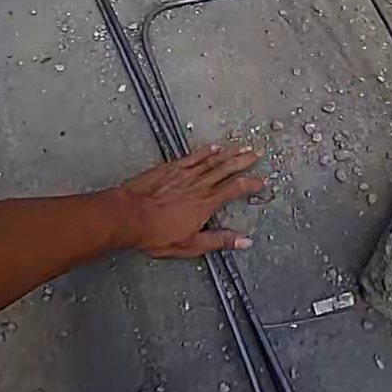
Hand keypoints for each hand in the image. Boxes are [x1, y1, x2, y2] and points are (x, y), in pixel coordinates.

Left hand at [108, 145, 264, 257]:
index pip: (235, 189)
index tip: (262, 181)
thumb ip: (219, 240)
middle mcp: (200, 184)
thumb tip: (244, 241)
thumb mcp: (190, 245)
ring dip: (230, 152)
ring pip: (213, 159)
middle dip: (245, 161)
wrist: (129, 215)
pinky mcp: (171, 167)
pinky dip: (205, 150)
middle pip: (227, 168)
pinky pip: (193, 156)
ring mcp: (185, 173)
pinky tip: (214, 146)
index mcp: (206, 202)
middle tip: (258, 153)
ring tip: (243, 147)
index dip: (251, 184)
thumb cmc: (156, 233)